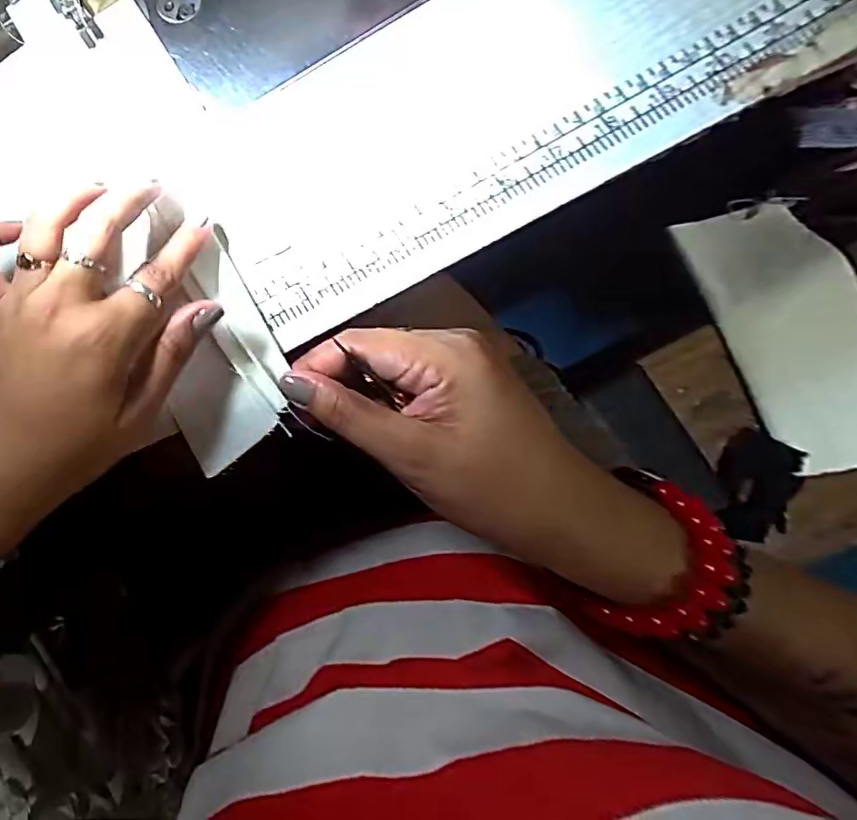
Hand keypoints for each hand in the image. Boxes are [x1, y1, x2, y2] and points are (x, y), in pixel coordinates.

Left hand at [0, 185, 221, 556]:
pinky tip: (20, 228)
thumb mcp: (136, 416)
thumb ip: (171, 356)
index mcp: (105, 335)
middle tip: (153, 187)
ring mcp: (18, 301)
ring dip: (72, 200)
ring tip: (97, 187)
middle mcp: (61, 304)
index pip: (155, 278)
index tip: (203, 226)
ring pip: (44, 230)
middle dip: (131, 202)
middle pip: (99, 234)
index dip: (184, 249)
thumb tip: (206, 309)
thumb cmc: (73, 451)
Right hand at [283, 328, 687, 602]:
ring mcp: (464, 356)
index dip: (318, 365)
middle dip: (338, 377)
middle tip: (310, 415)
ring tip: (340, 422)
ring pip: (390, 361)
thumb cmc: (494, 490)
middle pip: (374, 346)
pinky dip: (388, 395)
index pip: (359, 341)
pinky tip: (378, 421)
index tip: (290, 397)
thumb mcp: (410, 453)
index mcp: (445, 351)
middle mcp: (454, 340)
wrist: (566, 516)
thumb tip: (294, 384)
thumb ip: (347, 414)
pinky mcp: (468, 375)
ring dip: (362, 388)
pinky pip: (412, 373)